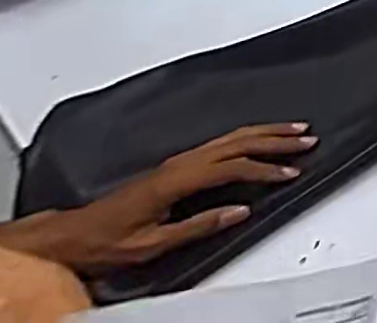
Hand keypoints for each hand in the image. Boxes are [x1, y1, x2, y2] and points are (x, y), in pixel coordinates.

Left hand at [0, 123, 316, 272]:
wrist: (68, 236)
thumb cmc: (104, 244)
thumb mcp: (148, 246)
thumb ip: (197, 227)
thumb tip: (241, 211)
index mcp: (178, 179)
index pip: (234, 167)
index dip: (266, 169)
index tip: (291, 173)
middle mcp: (184, 162)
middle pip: (241, 142)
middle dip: (278, 139)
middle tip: (308, 139)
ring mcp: (182, 158)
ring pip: (235, 135)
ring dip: (269, 131)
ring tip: (297, 129)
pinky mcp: (182, 161)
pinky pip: (225, 139)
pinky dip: (251, 133)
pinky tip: (263, 134)